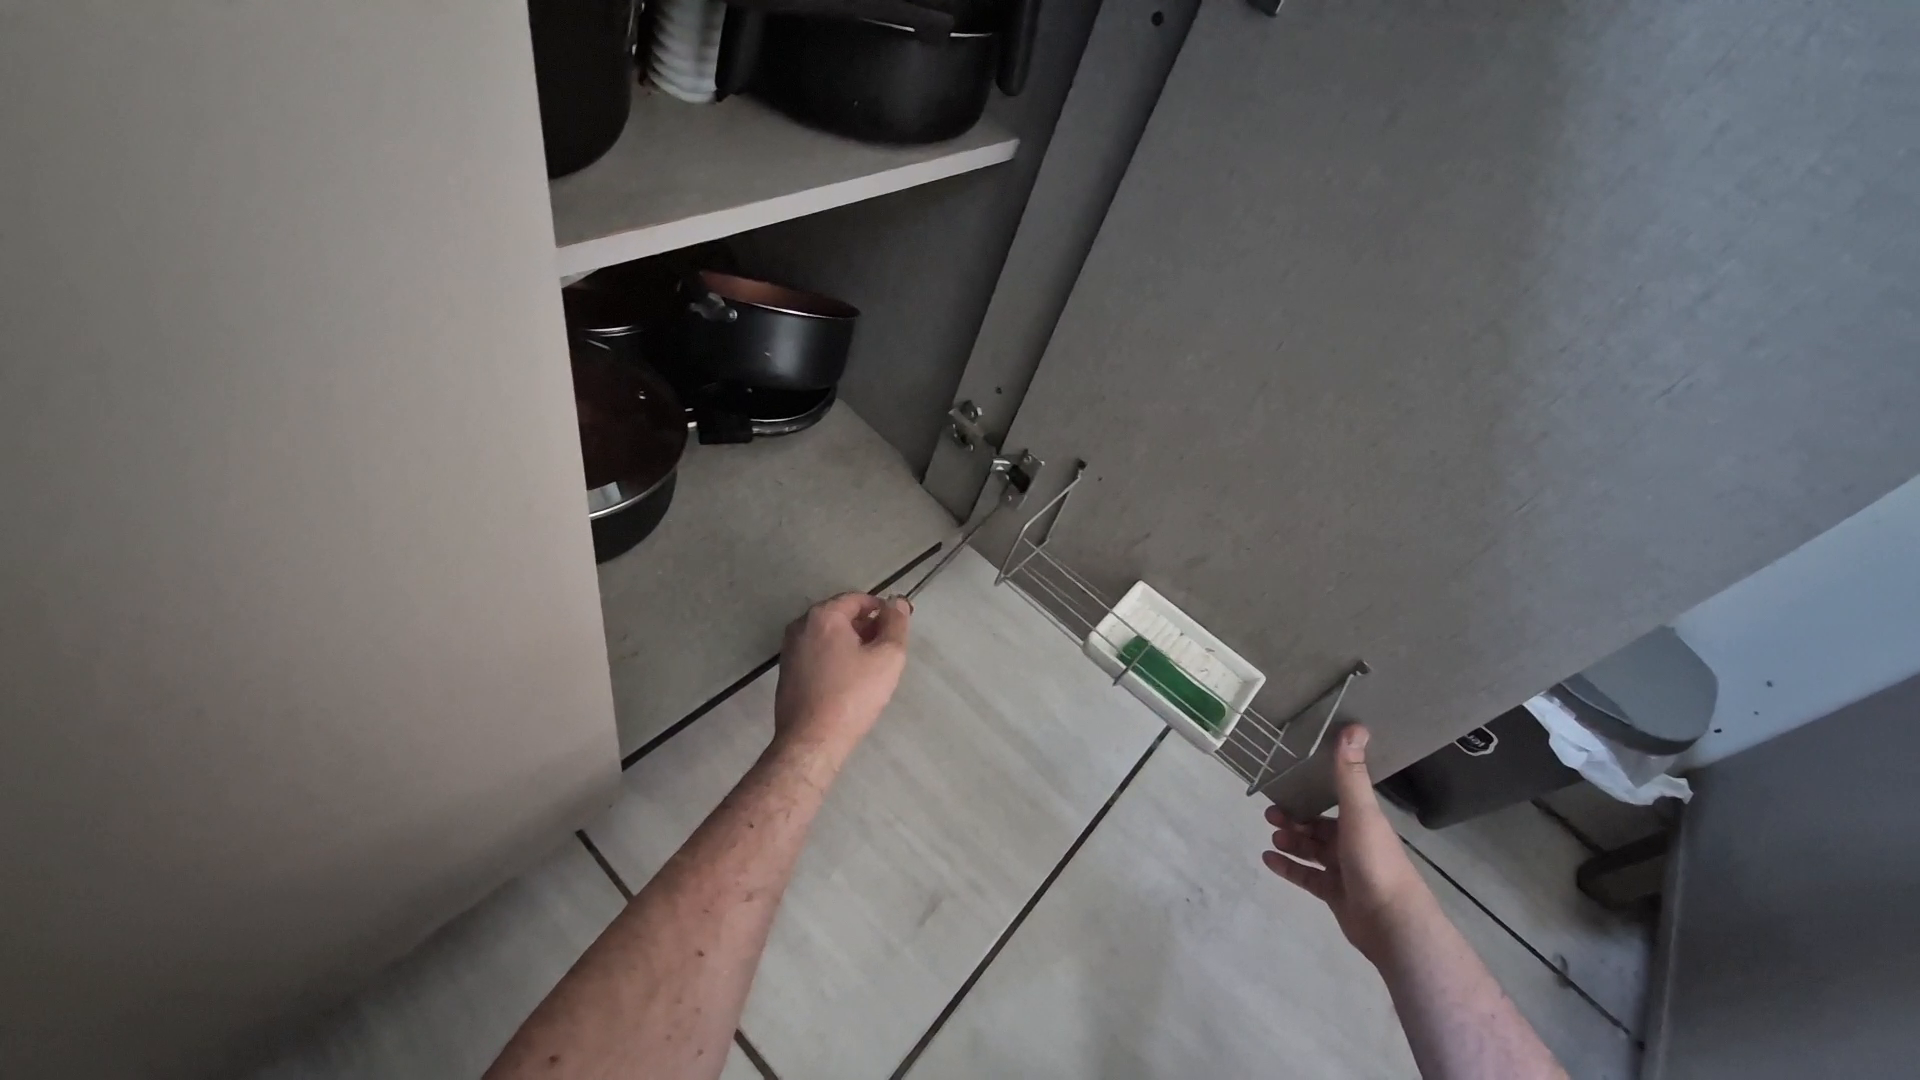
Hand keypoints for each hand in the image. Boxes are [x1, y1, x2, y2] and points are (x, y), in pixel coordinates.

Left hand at [772, 592, 911, 757]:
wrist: (811, 741)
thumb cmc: (853, 696)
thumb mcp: (887, 657)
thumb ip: (895, 623)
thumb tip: (896, 601)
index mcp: (824, 616)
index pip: (858, 599)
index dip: (883, 610)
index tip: (898, 628)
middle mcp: (801, 626)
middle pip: (841, 615)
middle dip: (867, 627)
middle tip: (887, 651)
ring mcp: (790, 649)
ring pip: (828, 635)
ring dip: (851, 643)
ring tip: (870, 668)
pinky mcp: (787, 672)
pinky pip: (817, 653)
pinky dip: (835, 657)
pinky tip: (848, 681)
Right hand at [1262, 724, 1433, 964]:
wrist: (1392, 924)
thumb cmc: (1376, 862)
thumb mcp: (1360, 812)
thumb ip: (1350, 773)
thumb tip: (1354, 725)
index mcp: (1362, 820)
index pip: (1334, 799)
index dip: (1310, 792)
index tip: (1286, 786)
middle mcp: (1354, 842)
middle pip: (1319, 825)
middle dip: (1295, 819)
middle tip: (1271, 815)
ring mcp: (1344, 870)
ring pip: (1312, 850)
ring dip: (1291, 841)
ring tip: (1272, 838)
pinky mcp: (1335, 894)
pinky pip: (1306, 876)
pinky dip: (1288, 867)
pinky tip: (1268, 860)